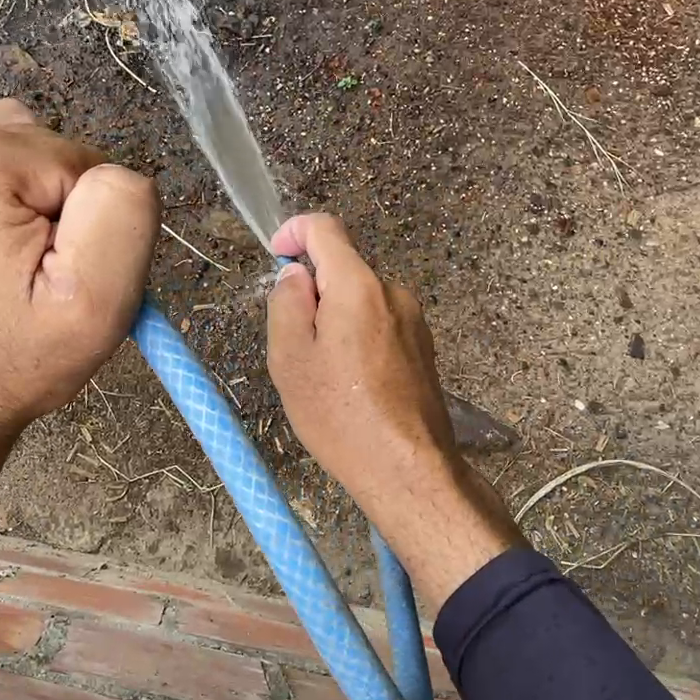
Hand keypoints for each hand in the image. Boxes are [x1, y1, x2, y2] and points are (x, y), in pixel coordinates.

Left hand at [0, 96, 159, 573]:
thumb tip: (113, 171)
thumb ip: (126, 208)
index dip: (90, 221)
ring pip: (14, 136)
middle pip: (51, 145)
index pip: (88, 163)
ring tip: (5, 250)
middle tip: (34, 270)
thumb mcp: (98, 302)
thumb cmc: (12, 362)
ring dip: (24, 184)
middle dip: (61, 202)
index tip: (59, 274)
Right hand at [267, 214, 526, 608]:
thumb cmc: (340, 414)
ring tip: (323, 374)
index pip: (325, 228)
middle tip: (294, 343)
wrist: (409, 471)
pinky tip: (351, 385)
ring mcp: (413, 320)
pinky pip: (378, 323)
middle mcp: (392, 291)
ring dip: (334, 318)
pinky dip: (356, 337)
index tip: (276, 257)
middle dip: (312, 291)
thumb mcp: (290, 358)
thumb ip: (286, 302)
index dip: (294, 231)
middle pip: (342, 268)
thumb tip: (296, 275)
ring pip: (359, 299)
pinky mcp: (423, 347)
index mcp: (358, 285)